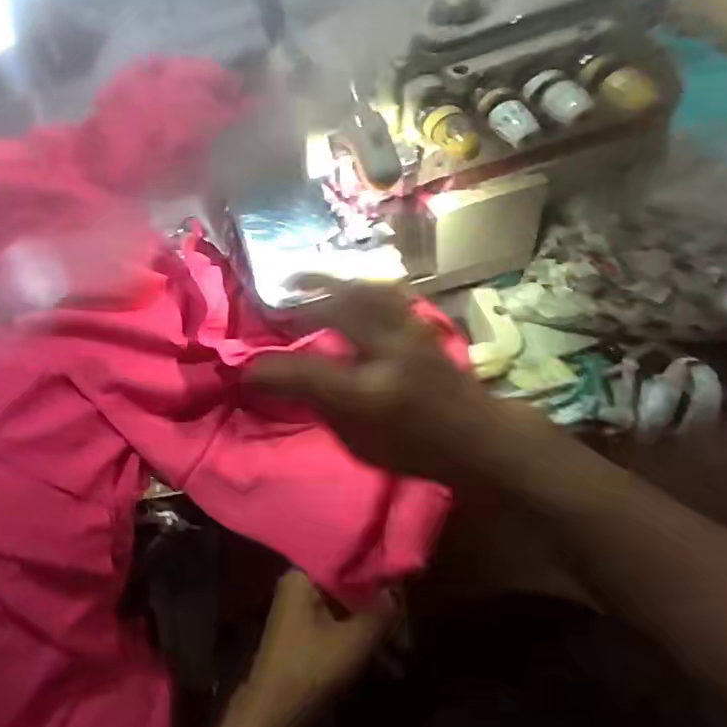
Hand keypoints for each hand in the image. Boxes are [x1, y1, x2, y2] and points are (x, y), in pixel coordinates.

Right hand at [245, 276, 552, 485]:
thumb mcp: (356, 443)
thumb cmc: (413, 449)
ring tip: (301, 277)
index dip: (270, 369)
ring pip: (365, 289)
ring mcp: (411, 334)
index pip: (309, 373)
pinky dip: (355, 284)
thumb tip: (277, 380)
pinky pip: (383, 292)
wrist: (478, 439)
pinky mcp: (421, 323)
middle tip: (275, 295)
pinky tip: (341, 283)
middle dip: (300, 297)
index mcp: (372, 395)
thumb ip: (317, 405)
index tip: (247, 368)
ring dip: (328, 280)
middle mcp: (392, 356)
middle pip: (339, 308)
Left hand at [245, 570, 396, 709]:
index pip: (343, 559)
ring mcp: (299, 612)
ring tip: (404, 653)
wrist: (272, 715)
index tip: (401, 578)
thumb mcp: (353, 642)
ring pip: (344, 611)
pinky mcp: (303, 635)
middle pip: (345, 587)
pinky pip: (336, 627)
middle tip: (408, 625)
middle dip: (377, 607)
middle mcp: (298, 587)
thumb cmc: (311, 669)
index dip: (374, 569)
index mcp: (302, 577)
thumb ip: (378, 613)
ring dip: (372, 630)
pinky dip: (358, 641)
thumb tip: (395, 589)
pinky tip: (387, 666)